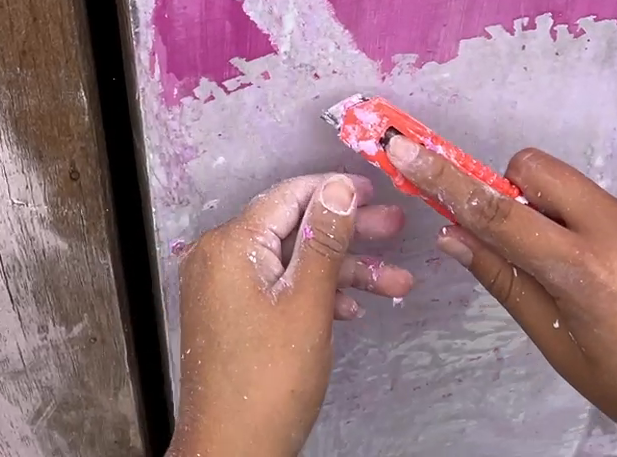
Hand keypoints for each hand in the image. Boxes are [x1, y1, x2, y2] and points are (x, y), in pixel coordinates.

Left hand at [168, 173, 414, 456]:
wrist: (231, 452)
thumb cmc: (270, 377)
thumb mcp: (307, 303)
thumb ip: (324, 239)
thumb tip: (338, 186)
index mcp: (231, 242)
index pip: (287, 197)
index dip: (333, 191)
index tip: (375, 192)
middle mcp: (221, 254)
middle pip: (292, 228)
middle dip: (347, 232)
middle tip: (395, 229)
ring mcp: (225, 284)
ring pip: (291, 262)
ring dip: (341, 270)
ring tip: (396, 281)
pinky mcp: (234, 311)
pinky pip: (278, 287)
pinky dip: (315, 294)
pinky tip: (353, 308)